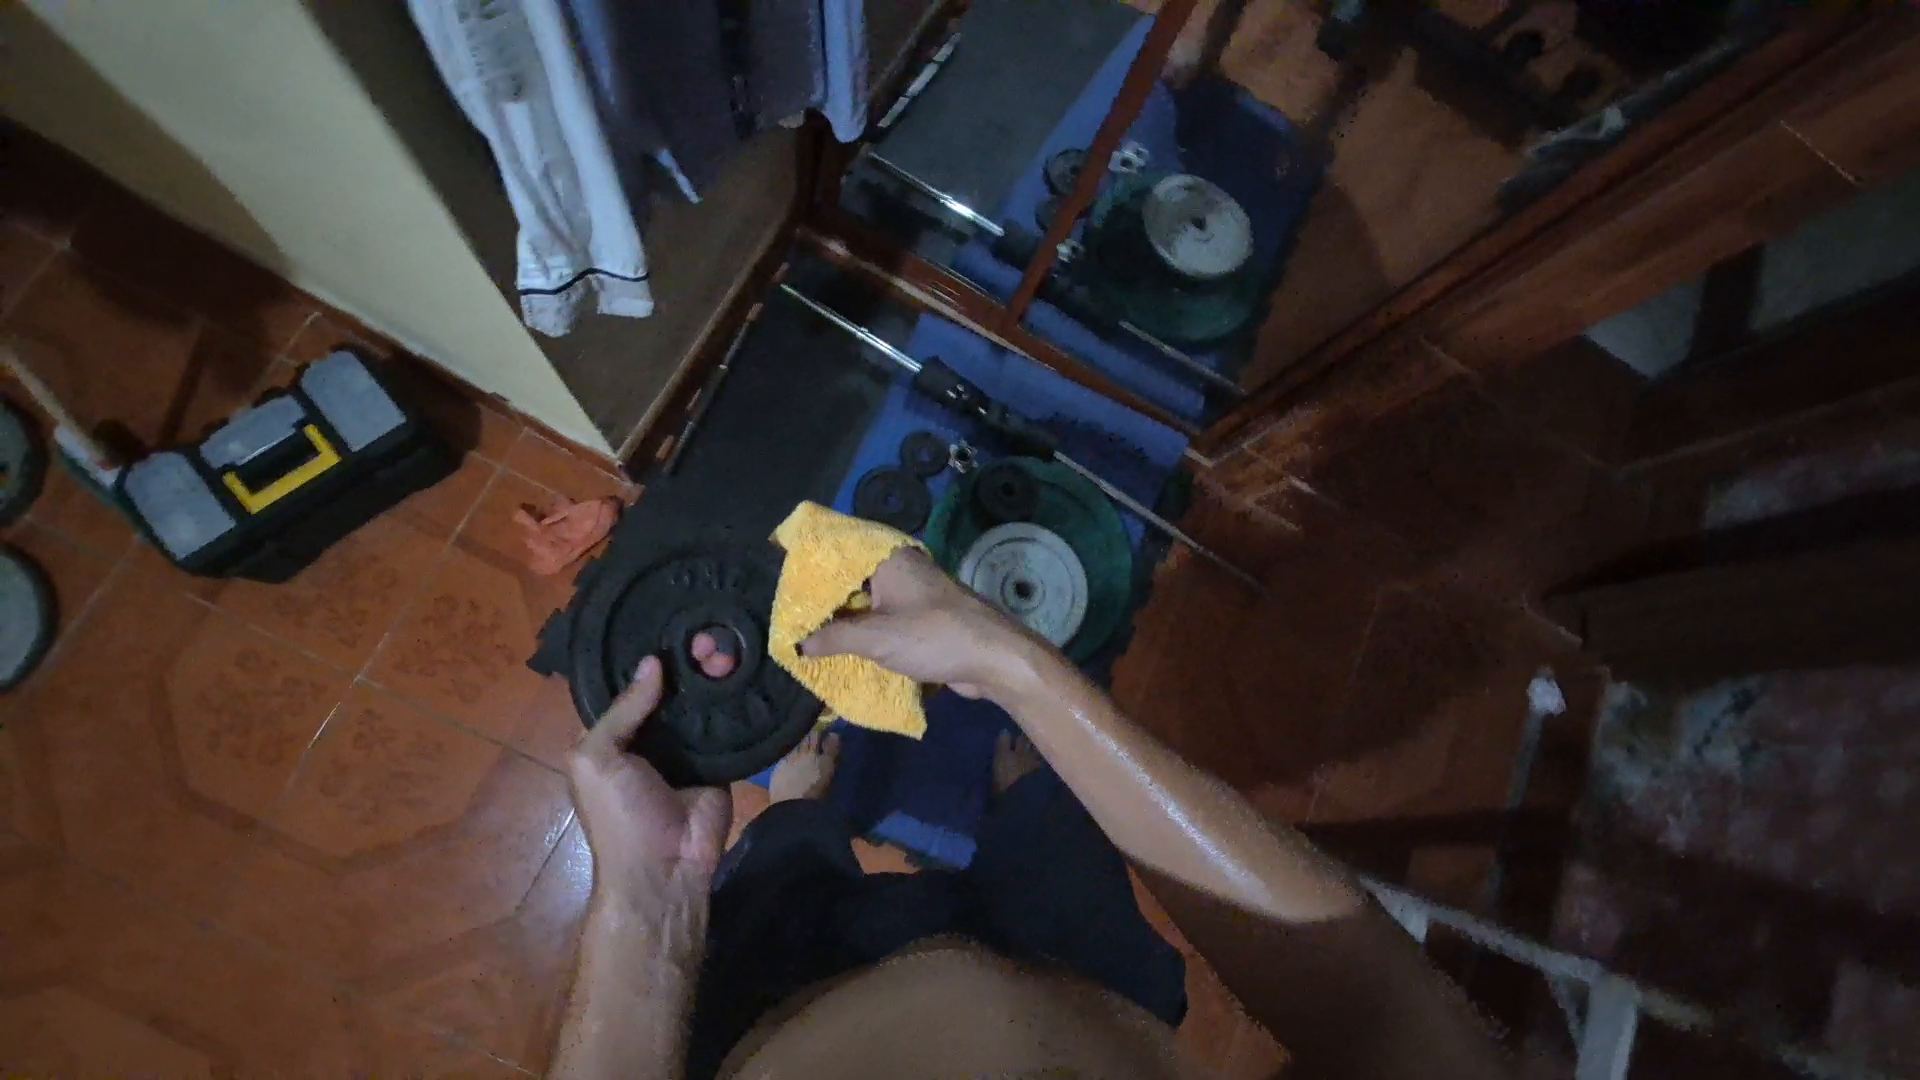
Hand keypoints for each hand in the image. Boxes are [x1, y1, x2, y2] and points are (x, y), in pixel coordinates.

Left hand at [567, 656, 732, 908]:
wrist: (666, 867)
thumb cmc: (619, 813)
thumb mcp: (597, 759)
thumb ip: (622, 709)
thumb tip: (652, 661)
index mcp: (613, 735)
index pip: (630, 686)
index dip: (647, 658)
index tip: (672, 625)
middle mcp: (651, 736)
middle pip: (671, 689)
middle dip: (688, 662)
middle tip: (709, 636)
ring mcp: (688, 746)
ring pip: (701, 701)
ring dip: (715, 676)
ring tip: (731, 644)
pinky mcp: (720, 758)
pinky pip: (728, 723)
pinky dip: (736, 700)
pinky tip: (749, 669)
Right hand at [800, 550, 1041, 699]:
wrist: (995, 659)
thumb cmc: (935, 636)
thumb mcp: (877, 638)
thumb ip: (834, 638)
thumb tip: (799, 644)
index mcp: (889, 560)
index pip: (838, 550)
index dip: (808, 563)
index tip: (779, 576)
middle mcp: (899, 570)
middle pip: (850, 578)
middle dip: (821, 598)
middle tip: (785, 615)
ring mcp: (912, 595)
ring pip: (867, 602)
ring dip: (842, 620)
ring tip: (803, 635)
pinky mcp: (922, 619)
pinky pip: (882, 620)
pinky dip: (862, 632)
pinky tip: (839, 649)